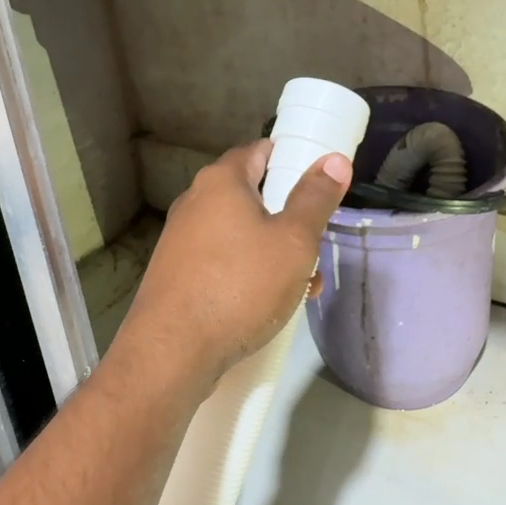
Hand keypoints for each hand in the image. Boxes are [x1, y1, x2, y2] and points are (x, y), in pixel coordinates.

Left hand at [119, 141, 351, 382]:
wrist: (171, 353)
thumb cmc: (239, 286)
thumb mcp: (293, 242)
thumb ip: (315, 198)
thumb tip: (334, 159)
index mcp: (221, 181)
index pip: (259, 150)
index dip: (292, 159)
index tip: (318, 183)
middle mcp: (195, 201)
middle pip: (251, 194)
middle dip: (288, 217)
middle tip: (316, 242)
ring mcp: (181, 239)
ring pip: (239, 233)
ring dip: (272, 251)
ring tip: (304, 285)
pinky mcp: (176, 274)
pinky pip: (222, 260)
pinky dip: (247, 272)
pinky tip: (269, 306)